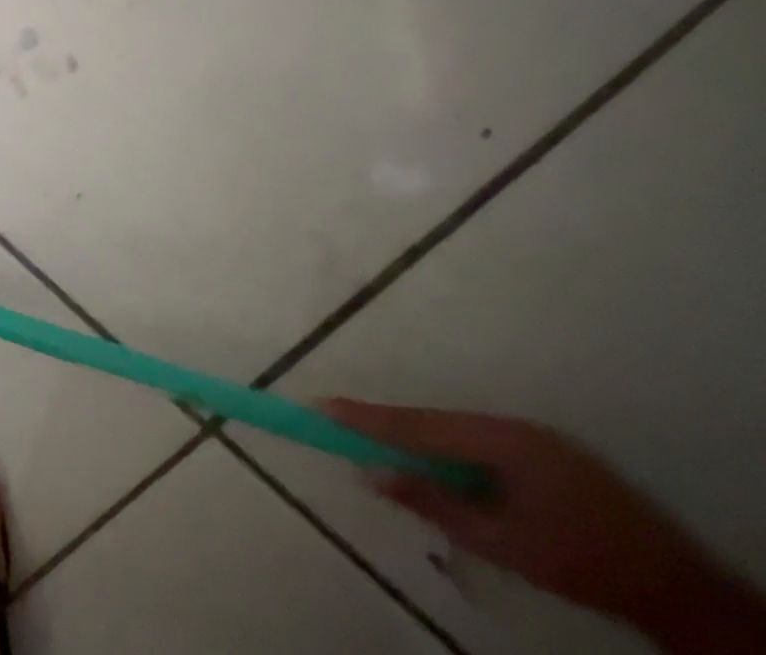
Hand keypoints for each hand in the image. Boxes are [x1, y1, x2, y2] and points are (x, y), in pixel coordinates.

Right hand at [326, 399, 765, 650]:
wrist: (673, 587)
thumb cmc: (576, 560)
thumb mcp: (497, 540)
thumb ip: (431, 501)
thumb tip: (369, 472)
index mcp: (503, 442)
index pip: (418, 425)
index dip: (367, 418)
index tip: (320, 405)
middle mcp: (517, 429)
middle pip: (434, 422)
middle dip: (386, 425)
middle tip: (337, 424)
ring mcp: (536, 440)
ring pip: (455, 432)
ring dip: (416, 440)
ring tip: (376, 447)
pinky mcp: (548, 456)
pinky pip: (478, 443)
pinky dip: (446, 451)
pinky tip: (433, 467)